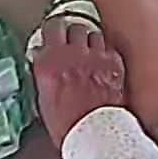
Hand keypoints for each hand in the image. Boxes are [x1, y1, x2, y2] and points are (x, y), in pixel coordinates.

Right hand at [34, 24, 126, 145]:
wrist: (93, 131)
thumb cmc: (66, 122)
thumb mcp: (43, 96)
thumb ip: (45, 72)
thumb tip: (45, 60)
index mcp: (50, 61)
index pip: (51, 27)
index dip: (53, 28)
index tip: (53, 30)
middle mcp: (73, 54)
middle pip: (75, 27)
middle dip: (72, 33)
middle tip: (71, 42)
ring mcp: (97, 56)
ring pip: (95, 34)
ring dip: (90, 41)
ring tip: (88, 52)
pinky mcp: (115, 62)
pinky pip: (109, 47)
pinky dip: (105, 52)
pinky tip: (102, 62)